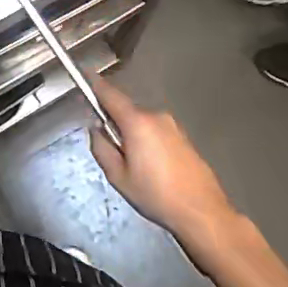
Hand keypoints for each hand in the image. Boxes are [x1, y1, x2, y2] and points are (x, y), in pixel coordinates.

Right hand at [87, 75, 239, 237]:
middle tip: (112, 155)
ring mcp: (173, 127)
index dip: (95, 84)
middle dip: (114, 125)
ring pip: (141, 124)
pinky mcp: (184, 138)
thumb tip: (96, 130)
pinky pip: (156, 133)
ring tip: (135, 169)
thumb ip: (101, 148)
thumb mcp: (117, 176)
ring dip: (132, 137)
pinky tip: (152, 170)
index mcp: (137, 123)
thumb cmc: (155, 195)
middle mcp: (156, 117)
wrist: (202, 212)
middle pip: (126, 112)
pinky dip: (147, 143)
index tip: (85, 73)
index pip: (110, 95)